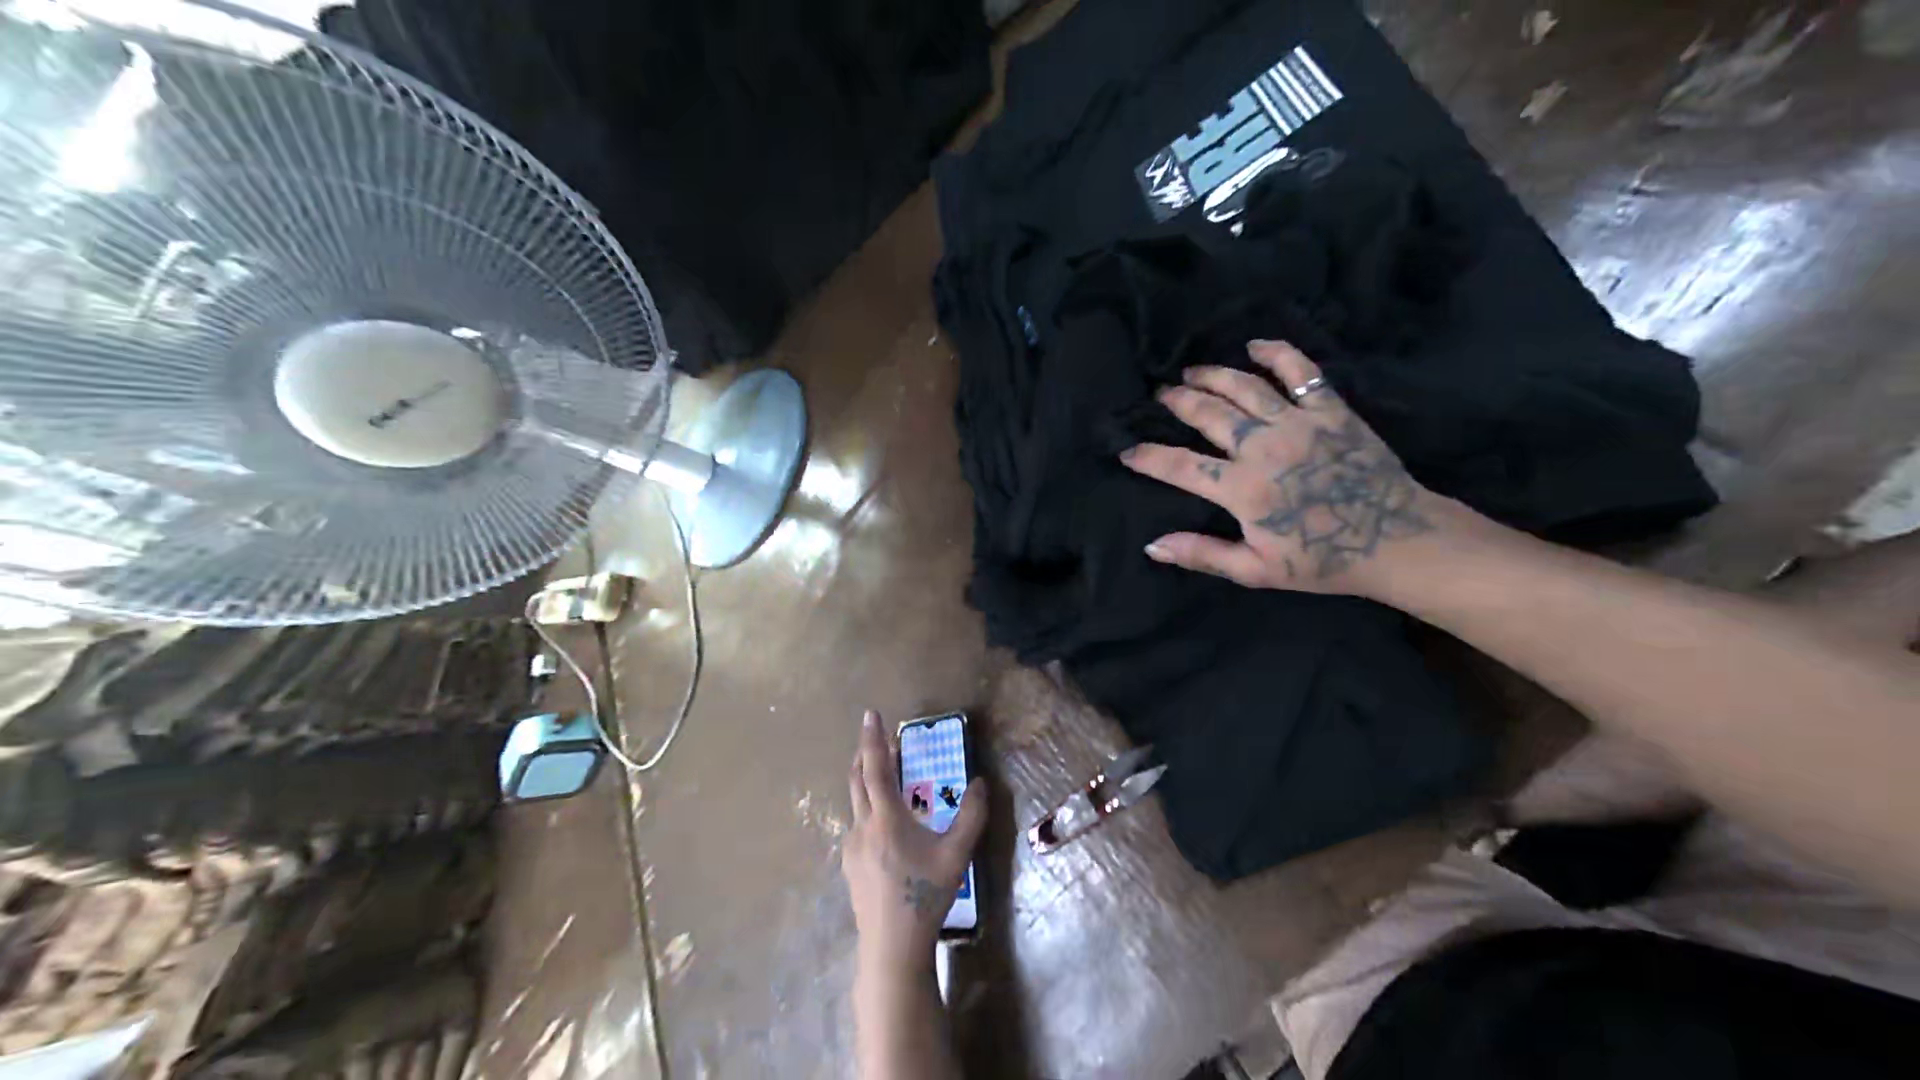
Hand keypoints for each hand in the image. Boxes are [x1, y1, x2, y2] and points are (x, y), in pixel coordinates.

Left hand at [843, 710, 986, 975]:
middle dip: (864, 753)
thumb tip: (981, 783)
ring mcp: (851, 847)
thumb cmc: (925, 895)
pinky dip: (867, 809)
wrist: (892, 946)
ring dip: (865, 781)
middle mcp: (862, 826)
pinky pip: (857, 826)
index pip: (874, 767)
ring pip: (855, 803)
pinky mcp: (850, 865)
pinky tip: (884, 826)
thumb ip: (971, 816)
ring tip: (882, 775)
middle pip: (857, 779)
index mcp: (885, 818)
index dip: (872, 739)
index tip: (870, 714)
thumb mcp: (956, 854)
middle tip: (875, 737)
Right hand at [1120, 340, 1441, 595]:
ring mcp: (1299, 423)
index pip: (1180, 466)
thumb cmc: (1322, 559)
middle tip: (1162, 394)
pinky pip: (1301, 372)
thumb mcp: (1256, 571)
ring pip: (1245, 387)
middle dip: (1178, 401)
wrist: (1397, 539)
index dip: (1148, 457)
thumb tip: (1152, 546)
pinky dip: (1278, 354)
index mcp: (1243, 488)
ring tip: (1193, 371)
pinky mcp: (1331, 410)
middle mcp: (1264, 447)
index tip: (1127, 450)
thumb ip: (1202, 554)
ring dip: (1214, 375)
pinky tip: (1256, 346)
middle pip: (1209, 413)